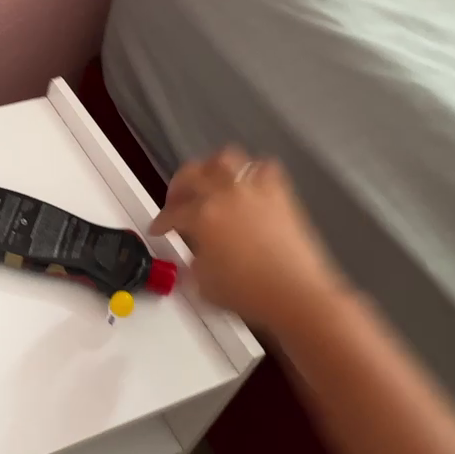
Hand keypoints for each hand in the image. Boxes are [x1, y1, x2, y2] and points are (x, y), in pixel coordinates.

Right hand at [149, 146, 345, 328]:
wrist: (295, 295)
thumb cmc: (248, 293)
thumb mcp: (203, 282)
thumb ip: (193, 260)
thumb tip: (197, 255)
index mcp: (201, 216)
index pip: (171, 213)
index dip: (160, 221)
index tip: (159, 228)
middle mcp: (225, 195)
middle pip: (191, 174)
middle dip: (179, 186)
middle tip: (178, 200)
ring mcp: (253, 191)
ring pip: (226, 159)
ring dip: (212, 168)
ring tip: (210, 181)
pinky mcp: (280, 195)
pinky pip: (264, 168)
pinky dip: (253, 171)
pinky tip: (249, 185)